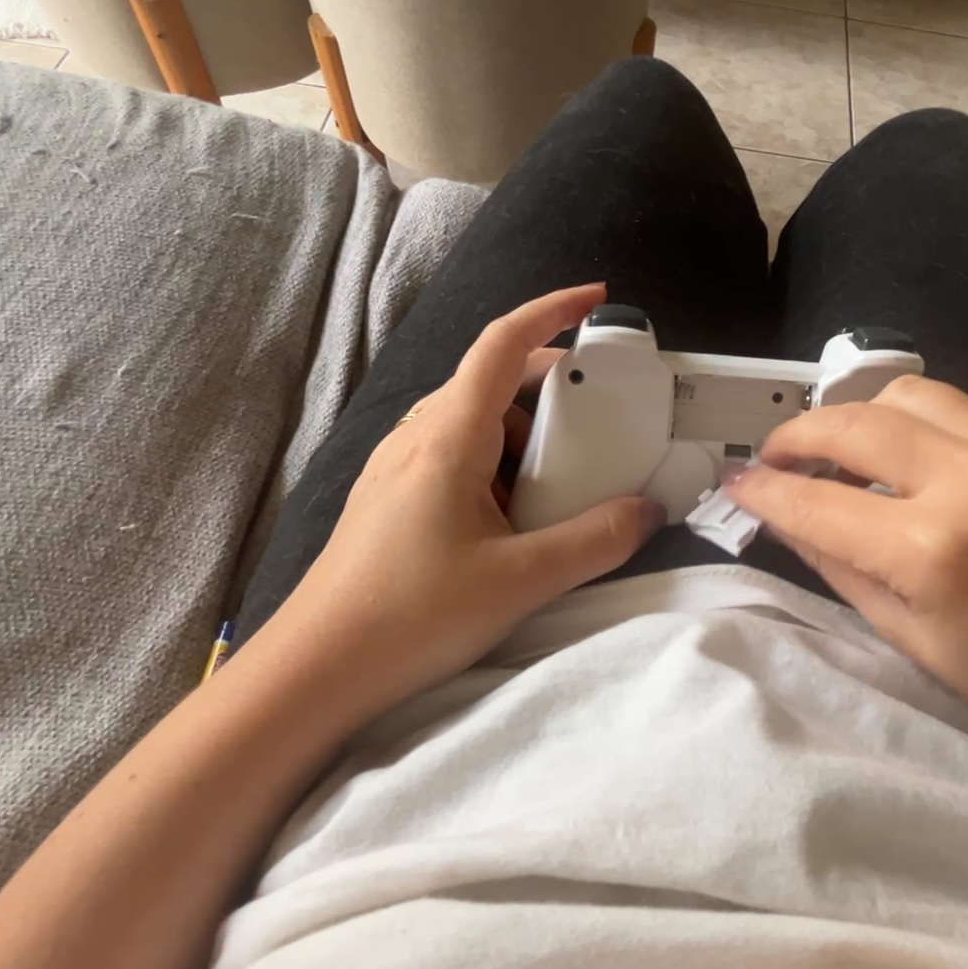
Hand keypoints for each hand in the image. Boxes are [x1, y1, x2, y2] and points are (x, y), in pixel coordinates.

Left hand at [256, 284, 664, 707]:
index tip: (596, 299)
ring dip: (525, 435)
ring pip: (475, 423)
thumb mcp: (523, 579)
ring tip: (562, 480)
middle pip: (494, 382)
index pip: (502, 343)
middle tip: (602, 417)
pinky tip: (514, 519)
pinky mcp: (393, 500)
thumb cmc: (414, 614)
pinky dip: (498, 467)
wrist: (318, 668)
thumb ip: (597, 540)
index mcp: (449, 435)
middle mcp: (419, 437)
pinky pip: (457, 458)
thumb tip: (649, 510)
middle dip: (553, 388)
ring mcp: (399, 468)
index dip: (552, 310)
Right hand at [726, 375, 967, 784]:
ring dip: (857, 417)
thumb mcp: (916, 640)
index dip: (763, 492)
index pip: (817, 503)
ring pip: (907, 395)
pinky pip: (961, 413)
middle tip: (774, 460)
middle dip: (797, 436)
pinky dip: (915, 429)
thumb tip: (787, 522)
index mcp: (934, 551)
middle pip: (854, 422)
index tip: (733, 484)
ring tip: (843, 455)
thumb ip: (841, 569)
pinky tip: (912, 467)